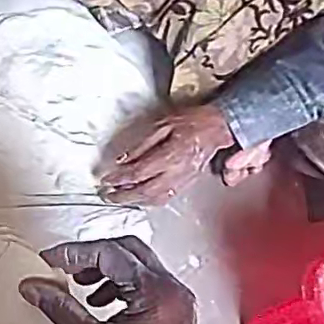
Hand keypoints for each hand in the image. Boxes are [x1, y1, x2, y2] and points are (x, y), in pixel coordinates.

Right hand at [19, 237, 202, 323]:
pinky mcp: (177, 313)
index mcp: (156, 292)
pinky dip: (120, 284)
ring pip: (138, 264)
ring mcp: (179, 300)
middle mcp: (173, 288)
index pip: (110, 253)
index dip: (74, 253)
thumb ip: (60, 308)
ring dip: (106, 268)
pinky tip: (98, 302)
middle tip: (62, 266)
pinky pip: (146, 283)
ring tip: (78, 284)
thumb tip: (31, 286)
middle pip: (127, 250)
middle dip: (92, 254)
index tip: (47, 260)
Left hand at [99, 104, 237, 204]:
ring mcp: (182, 181)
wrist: (218, 128)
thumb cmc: (190, 122)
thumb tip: (122, 159)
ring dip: (133, 201)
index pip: (137, 173)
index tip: (105, 179)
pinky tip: (138, 198)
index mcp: (169, 156)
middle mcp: (175, 173)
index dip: (119, 178)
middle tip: (105, 195)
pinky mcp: (186, 184)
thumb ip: (142, 144)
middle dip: (122, 196)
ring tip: (117, 198)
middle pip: (144, 192)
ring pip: (154, 199)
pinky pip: (164, 198)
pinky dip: (148, 201)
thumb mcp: (162, 124)